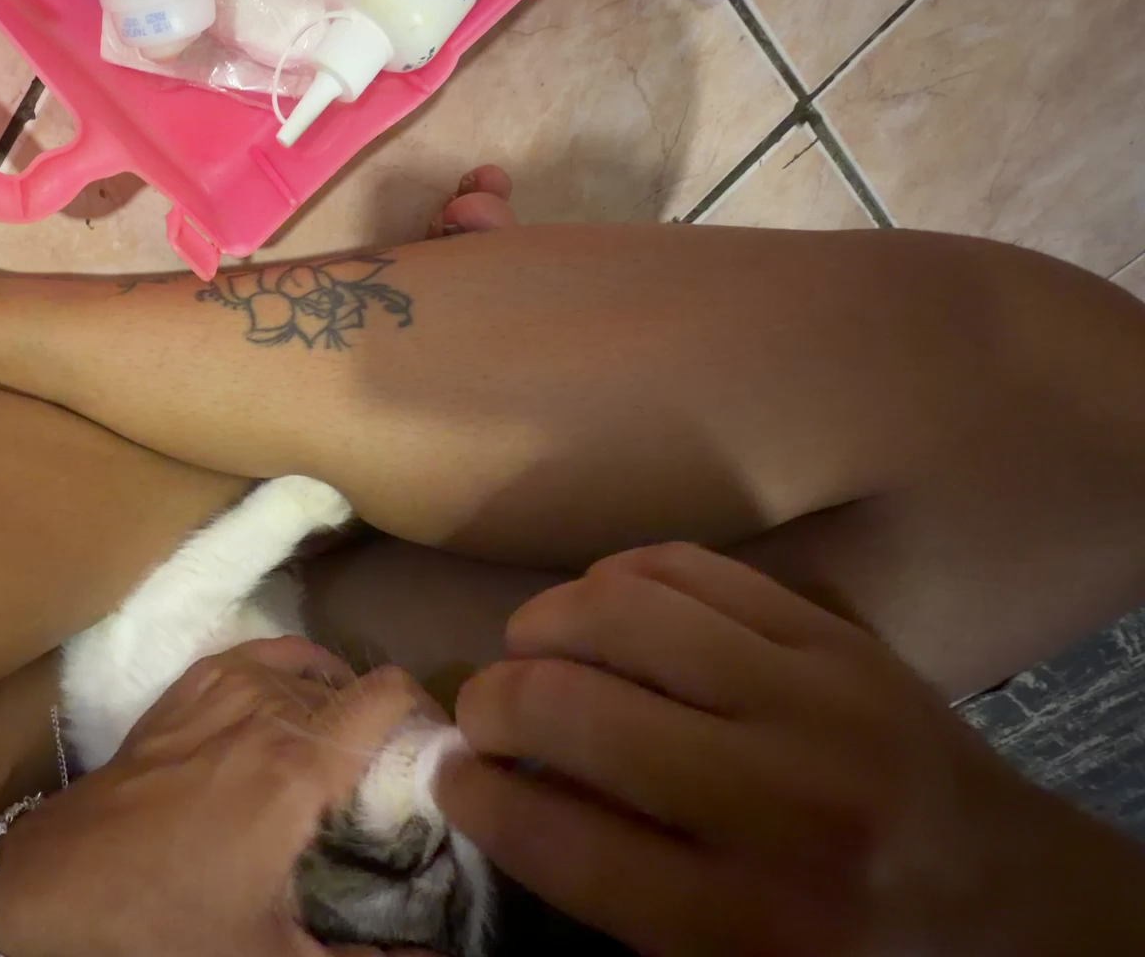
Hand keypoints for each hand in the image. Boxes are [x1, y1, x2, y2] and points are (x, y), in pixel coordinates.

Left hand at [0, 637, 435, 956]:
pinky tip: (286, 704)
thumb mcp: (273, 955)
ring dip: (334, 702)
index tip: (434, 753)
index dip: (425, 713)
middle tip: (379, 778)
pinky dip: (290, 672)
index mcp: (299, 763)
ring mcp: (223, 683)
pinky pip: (262, 653)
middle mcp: (268, 705)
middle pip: (352, 687)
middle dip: (378, 725)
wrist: (68, 876)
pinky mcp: (190, 681)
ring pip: (309, 668)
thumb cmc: (169, 916)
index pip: (388, 694)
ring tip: (334, 749)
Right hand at [435, 543, 1144, 955]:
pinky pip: (682, 566)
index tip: (451, 773)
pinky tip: (602, 606)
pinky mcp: (834, 634)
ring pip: (617, 613)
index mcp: (749, 921)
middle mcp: (781, 804)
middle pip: (570, 709)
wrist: (1031, 911)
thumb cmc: (844, 947)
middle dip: (491, 702)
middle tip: (485, 712)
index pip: (555, 838)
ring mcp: (815, 699)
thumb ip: (601, 872)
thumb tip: (489, 776)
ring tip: (532, 648)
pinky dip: (611, 577)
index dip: (473, 794)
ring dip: (539, 624)